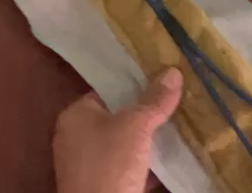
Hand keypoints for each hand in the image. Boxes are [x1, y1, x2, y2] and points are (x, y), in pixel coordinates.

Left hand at [53, 68, 183, 192]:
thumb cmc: (110, 164)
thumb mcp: (135, 126)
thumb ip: (154, 100)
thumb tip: (174, 71)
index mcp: (75, 115)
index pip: (107, 91)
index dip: (134, 86)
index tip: (160, 82)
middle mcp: (76, 138)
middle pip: (117, 119)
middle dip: (144, 116)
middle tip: (172, 105)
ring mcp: (87, 167)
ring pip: (124, 147)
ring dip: (146, 144)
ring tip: (176, 129)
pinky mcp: (102, 189)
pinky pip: (127, 170)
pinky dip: (145, 167)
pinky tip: (168, 162)